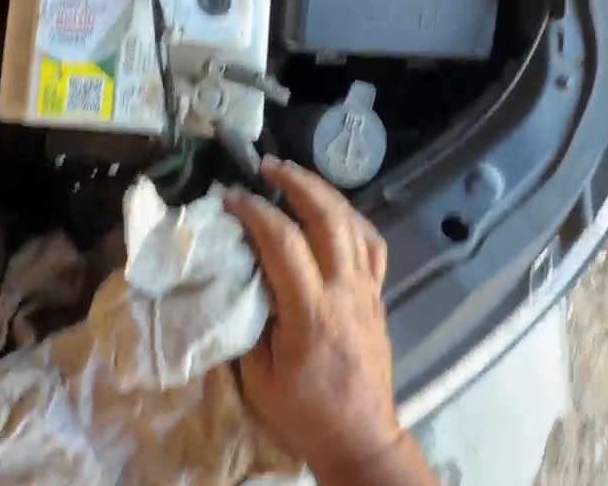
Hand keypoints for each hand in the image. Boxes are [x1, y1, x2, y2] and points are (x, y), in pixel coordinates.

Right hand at [226, 158, 427, 484]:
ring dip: (322, 190)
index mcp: (312, 312)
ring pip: (353, 223)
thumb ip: (249, 318)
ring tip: (295, 174)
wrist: (361, 440)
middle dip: (296, 182)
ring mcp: (368, 291)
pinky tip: (332, 208)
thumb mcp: (258, 376)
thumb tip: (238, 271)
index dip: (255, 211)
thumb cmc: (303, 412)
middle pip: (327, 217)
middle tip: (267, 166)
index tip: (230, 197)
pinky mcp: (378, 296)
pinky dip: (350, 216)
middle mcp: (346, 291)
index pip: (284, 242)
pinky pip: (371, 243)